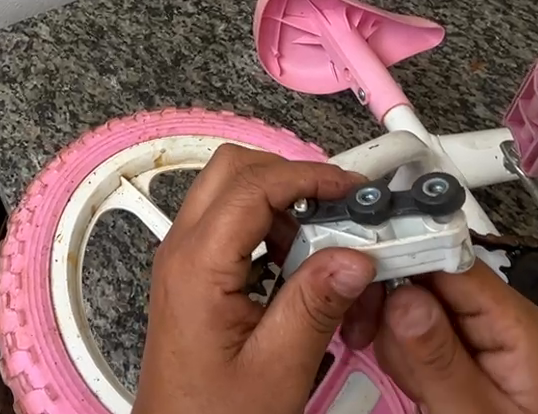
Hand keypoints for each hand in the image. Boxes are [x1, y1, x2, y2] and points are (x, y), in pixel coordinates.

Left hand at [134, 144, 375, 413]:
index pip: (252, 185)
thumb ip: (316, 306)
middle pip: (232, 169)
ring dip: (278, 201)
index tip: (349, 187)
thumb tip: (354, 256)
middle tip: (334, 205)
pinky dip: (266, 225)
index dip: (306, 176)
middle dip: (288, 175)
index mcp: (197, 263)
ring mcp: (183, 255)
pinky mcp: (192, 270)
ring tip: (319, 244)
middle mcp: (182, 247)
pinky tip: (295, 265)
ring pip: (229, 189)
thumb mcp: (277, 369)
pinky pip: (229, 220)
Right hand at [368, 261, 537, 413]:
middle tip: (365, 339)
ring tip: (410, 384)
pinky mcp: (457, 348)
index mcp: (509, 317)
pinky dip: (398, 350)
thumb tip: (400, 294)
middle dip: (388, 304)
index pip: (445, 255)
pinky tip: (412, 384)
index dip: (397, 255)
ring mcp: (473, 330)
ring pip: (409, 299)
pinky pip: (412, 328)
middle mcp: (492, 312)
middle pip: (422, 273)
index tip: (352, 277)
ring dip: (392, 336)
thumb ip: (439, 361)